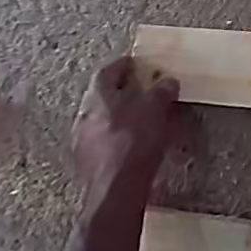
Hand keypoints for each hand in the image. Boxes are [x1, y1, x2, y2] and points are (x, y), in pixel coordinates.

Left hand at [72, 57, 181, 201]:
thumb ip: (161, 91)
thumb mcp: (156, 107)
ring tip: (144, 119)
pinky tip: (136, 144)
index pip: (108, 71)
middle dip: (125, 92)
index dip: (124, 64)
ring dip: (123, 116)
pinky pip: (106, 141)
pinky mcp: (88, 163)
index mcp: (97, 96)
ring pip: (105, 120)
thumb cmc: (135, 140)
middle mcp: (84, 115)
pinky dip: (121, 137)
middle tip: (144, 90)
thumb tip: (167, 82)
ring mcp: (83, 141)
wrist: (116, 187)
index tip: (136, 63)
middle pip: (105, 96)